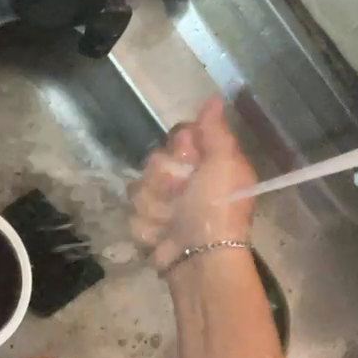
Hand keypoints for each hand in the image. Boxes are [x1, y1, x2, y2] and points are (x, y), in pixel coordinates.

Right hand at [127, 96, 256, 269]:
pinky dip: (150, 228)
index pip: (178, 136)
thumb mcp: (224, 165)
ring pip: (138, 189)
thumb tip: (215, 98)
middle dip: (164, 181)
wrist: (200, 259)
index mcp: (207, 162)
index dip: (180, 147)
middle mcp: (185, 180)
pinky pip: (133, 217)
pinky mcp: (148, 226)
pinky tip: (164, 237)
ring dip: (156, 207)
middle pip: (154, 161)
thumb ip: (216, 132)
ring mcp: (164, 205)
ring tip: (173, 222)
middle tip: (182, 196)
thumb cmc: (218, 210)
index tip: (189, 158)